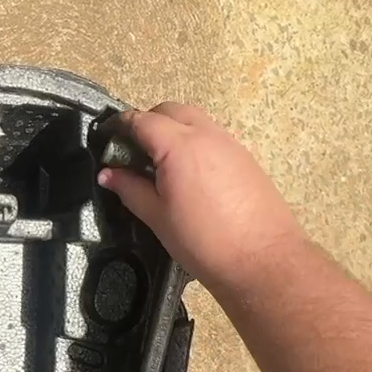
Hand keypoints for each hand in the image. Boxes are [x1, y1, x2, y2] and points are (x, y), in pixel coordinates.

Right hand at [96, 102, 306, 290]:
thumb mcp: (157, 216)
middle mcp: (206, 136)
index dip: (119, 125)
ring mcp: (229, 144)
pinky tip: (187, 172)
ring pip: (193, 120)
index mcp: (179, 146)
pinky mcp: (244, 157)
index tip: (107, 136)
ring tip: (159, 161)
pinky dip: (193, 141)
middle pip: (168, 111)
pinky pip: (211, 135)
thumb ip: (129, 189)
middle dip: (146, 122)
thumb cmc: (208, 242)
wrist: (265, 261)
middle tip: (132, 149)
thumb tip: (109, 175)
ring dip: (172, 128)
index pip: (141, 120)